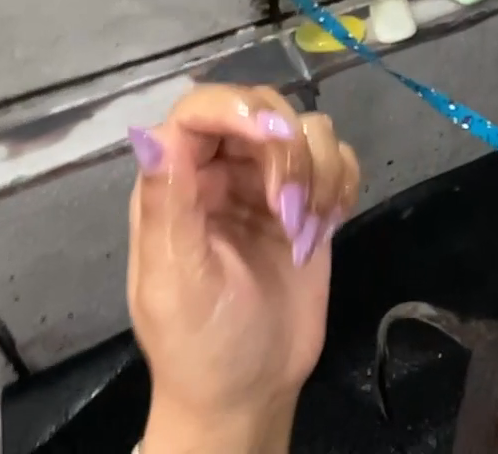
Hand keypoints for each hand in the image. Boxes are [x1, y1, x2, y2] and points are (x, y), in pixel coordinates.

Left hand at [126, 84, 360, 453]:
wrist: (253, 390)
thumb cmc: (201, 344)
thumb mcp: (176, 283)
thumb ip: (168, 206)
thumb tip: (153, 136)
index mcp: (177, 183)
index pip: (199, 110)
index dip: (237, 107)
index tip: (274, 135)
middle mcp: (224, 169)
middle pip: (264, 107)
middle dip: (287, 152)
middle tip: (289, 208)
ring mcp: (271, 182)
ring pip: (310, 128)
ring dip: (319, 173)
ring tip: (307, 229)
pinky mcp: (313, 198)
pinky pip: (340, 156)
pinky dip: (343, 182)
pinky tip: (329, 224)